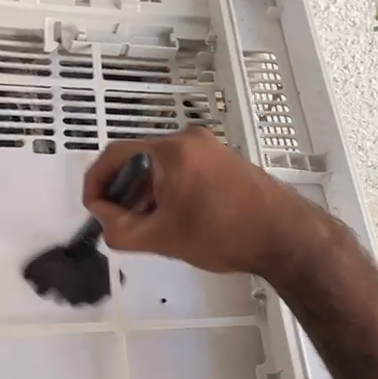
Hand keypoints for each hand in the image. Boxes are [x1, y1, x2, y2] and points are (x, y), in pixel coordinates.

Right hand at [81, 127, 329, 277]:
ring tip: (147, 227)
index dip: (96, 183)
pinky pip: (183, 171)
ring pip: (161, 168)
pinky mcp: (224, 162)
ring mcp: (210, 149)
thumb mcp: (161, 238)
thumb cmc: (222, 234)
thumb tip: (104, 218)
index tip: (93, 210)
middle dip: (122, 192)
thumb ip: (120, 229)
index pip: (115, 155)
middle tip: (119, 223)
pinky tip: (173, 220)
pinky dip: (169, 192)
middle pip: (138, 160)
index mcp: (171, 150)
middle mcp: (189, 140)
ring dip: (146, 195)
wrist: (284, 236)